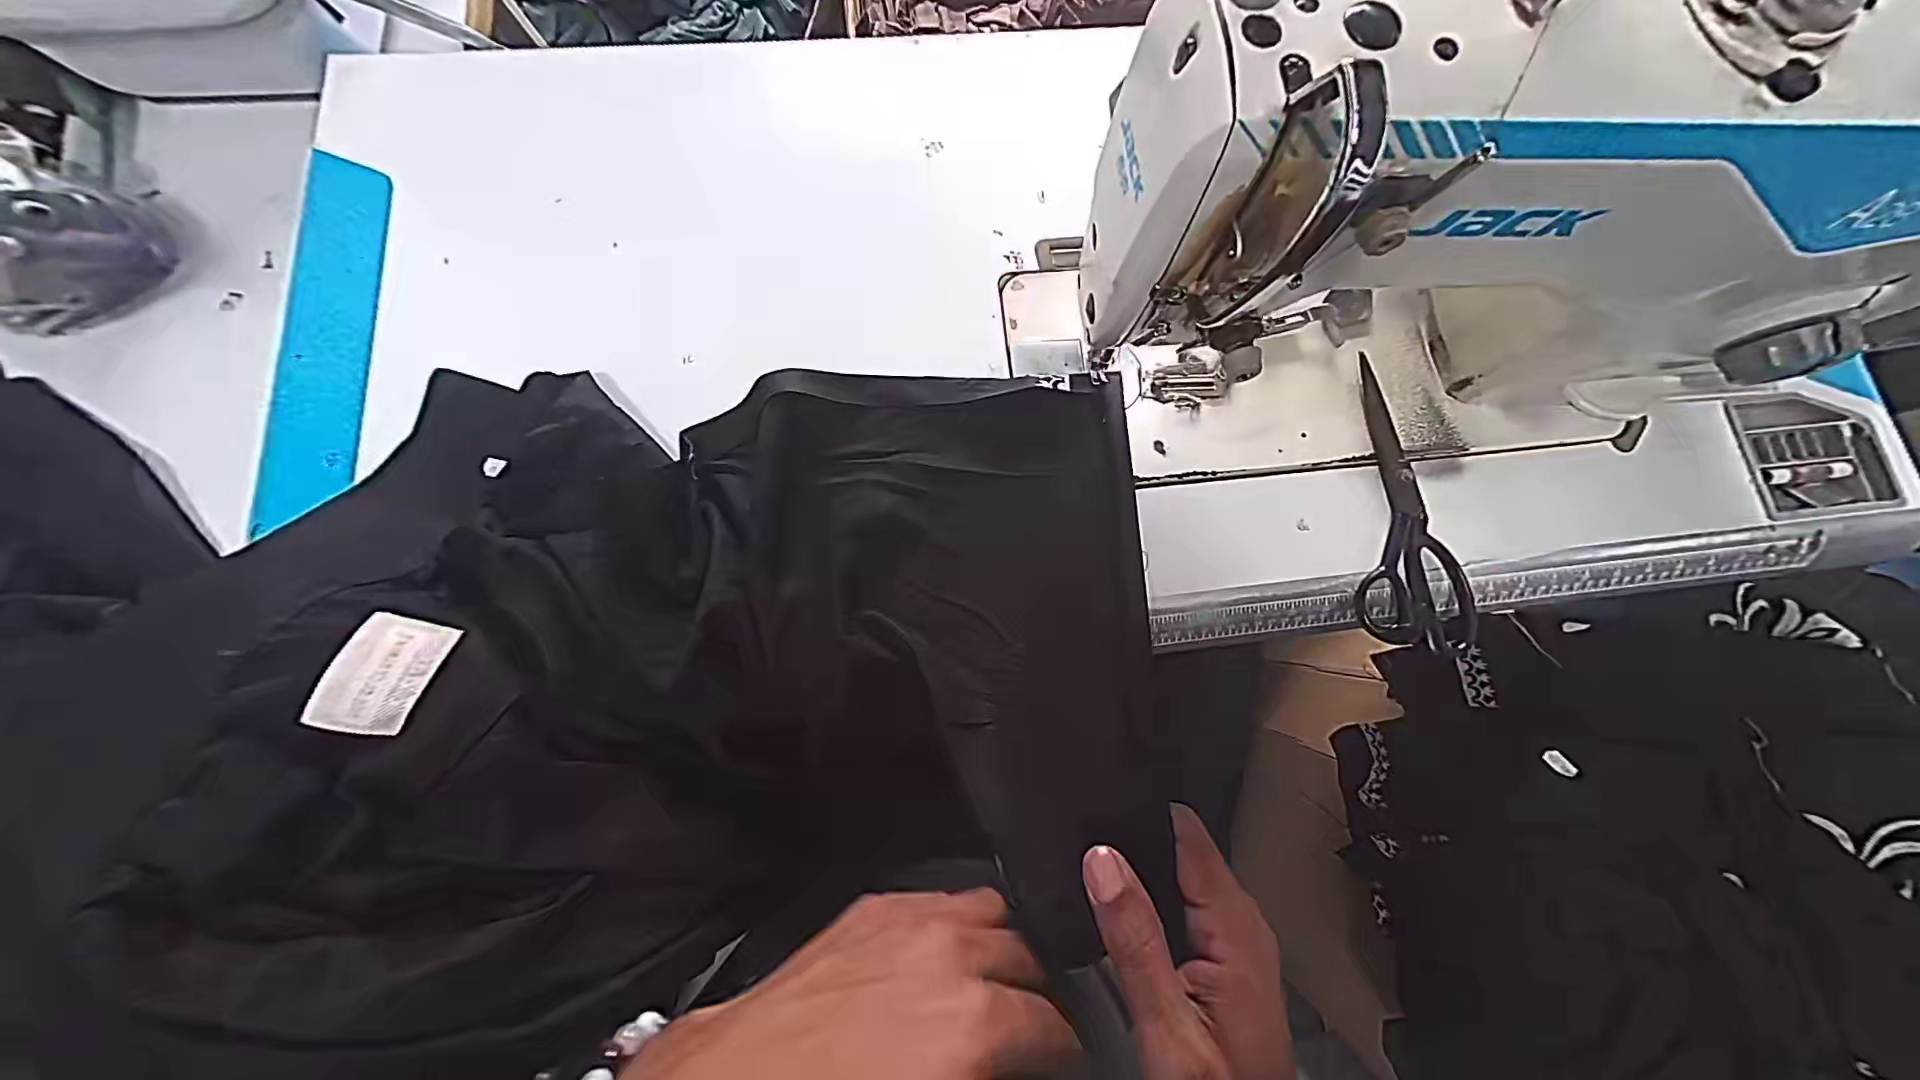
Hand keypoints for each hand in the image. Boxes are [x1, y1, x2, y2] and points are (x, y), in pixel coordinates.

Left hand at [623, 888, 1079, 1079]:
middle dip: (1040, 991)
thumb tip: (1010, 1055)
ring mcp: (911, 920)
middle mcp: (950, 954)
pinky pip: (940, 898)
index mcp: (973, 1020)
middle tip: (1036, 1019)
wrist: (740, 1079)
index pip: (1054, 1025)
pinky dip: (956, 921)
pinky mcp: (876, 907)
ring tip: (1000, 972)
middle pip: (1030, 956)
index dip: (1067, 1045)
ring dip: (1004, 942)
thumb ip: (987, 1062)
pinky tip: (947, 946)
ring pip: (992, 909)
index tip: (1064, 1053)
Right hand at [1083, 804, 1292, 1079]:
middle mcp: (1244, 922)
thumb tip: (1103, 862)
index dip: (1142, 814)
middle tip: (1091, 845)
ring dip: (1142, 866)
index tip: (1101, 809)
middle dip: (1137, 840)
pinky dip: (1152, 892)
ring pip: (1182, 870)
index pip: (1189, 835)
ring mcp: (1236, 935)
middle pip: (1184, 847)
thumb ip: (1134, 939)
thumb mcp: (1166, 1027)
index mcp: (1236, 928)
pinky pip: (1184, 896)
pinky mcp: (1224, 951)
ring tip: (1101, 869)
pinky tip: (1126, 905)